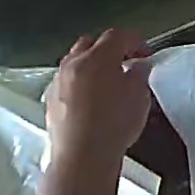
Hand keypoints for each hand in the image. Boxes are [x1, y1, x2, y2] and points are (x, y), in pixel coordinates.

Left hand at [45, 29, 152, 176]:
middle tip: (125, 62)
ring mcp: (58, 81)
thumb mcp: (139, 97)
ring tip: (107, 81)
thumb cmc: (114, 125)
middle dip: (109, 48)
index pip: (118, 35)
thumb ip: (139, 75)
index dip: (135, 41)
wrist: (82, 158)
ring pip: (75, 60)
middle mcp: (74, 64)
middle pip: (91, 42)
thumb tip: (137, 67)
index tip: (145, 54)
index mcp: (98, 57)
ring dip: (92, 64)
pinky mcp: (50, 100)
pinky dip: (80, 81)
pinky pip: (66, 80)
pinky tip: (91, 99)